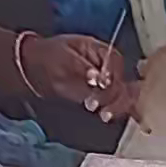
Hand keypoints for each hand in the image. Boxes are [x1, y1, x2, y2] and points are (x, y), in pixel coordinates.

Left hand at [23, 34, 138, 122]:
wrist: (41, 70)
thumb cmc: (52, 56)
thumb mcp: (64, 56)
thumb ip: (83, 67)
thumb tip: (98, 78)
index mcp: (100, 51)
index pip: (115, 62)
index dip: (112, 74)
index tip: (103, 84)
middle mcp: (109, 68)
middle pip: (122, 82)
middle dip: (113, 95)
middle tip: (97, 103)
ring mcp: (109, 84)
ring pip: (124, 97)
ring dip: (115, 107)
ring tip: (99, 112)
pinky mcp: (106, 99)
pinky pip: (118, 107)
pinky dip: (113, 112)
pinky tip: (104, 115)